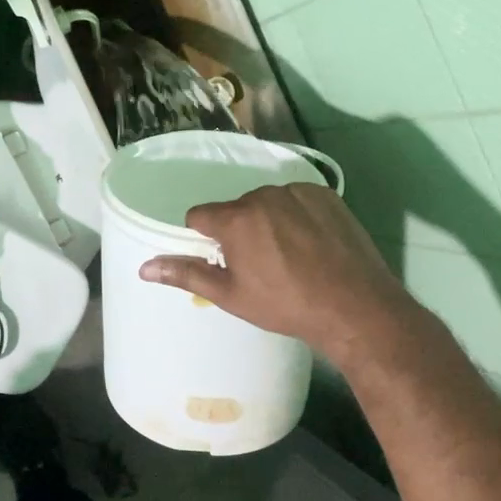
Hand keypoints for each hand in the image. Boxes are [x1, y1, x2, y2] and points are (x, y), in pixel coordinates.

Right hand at [139, 183, 425, 370]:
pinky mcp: (327, 195)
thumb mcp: (230, 296)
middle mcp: (263, 196)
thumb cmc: (285, 305)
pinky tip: (312, 244)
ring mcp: (298, 192)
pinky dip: (298, 216)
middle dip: (240, 231)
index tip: (225, 262)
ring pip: (267, 203)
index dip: (207, 240)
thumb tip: (144, 268)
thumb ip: (187, 274)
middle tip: (261, 266)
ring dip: (269, 222)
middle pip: (235, 209)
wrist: (355, 307)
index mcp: (235, 219)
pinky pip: (297, 200)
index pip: (200, 216)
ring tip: (290, 256)